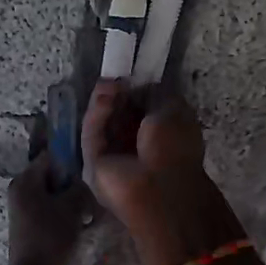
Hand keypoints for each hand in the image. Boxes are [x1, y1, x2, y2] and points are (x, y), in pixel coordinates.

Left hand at [7, 153, 87, 264]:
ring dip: (70, 201)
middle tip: (91, 194)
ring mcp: (22, 209)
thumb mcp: (72, 206)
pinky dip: (63, 214)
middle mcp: (19, 190)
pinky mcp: (28, 226)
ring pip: (52, 195)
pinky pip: (48, 210)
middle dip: (72, 184)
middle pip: (51, 176)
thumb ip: (79, 186)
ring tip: (88, 212)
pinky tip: (79, 225)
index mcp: (25, 180)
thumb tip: (82, 181)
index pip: (50, 157)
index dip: (70, 162)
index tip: (89, 172)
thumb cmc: (52, 237)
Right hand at [80, 80, 206, 223]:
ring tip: (106, 86)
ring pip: (102, 124)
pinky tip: (102, 100)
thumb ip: (154, 93)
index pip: (141, 109)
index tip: (129, 77)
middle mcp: (136, 146)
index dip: (133, 91)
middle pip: (117, 115)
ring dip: (103, 103)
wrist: (160, 187)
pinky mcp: (94, 164)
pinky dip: (95, 117)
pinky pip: (91, 137)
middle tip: (114, 79)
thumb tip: (137, 86)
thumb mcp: (173, 108)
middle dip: (115, 96)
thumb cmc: (174, 147)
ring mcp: (114, 157)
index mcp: (161, 135)